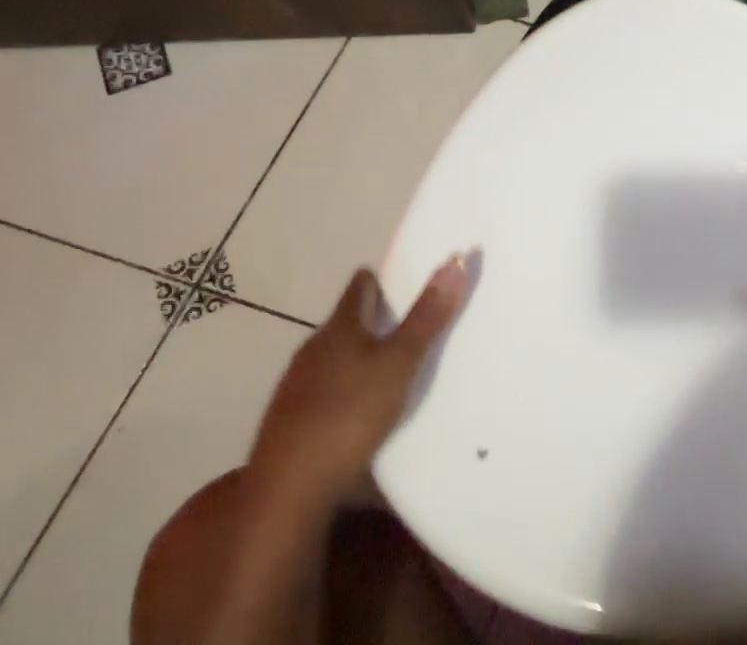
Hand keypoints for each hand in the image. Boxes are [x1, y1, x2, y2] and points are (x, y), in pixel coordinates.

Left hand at [247, 255, 472, 509]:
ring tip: (400, 368)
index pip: (361, 286)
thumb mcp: (400, 363)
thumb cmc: (349, 414)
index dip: (384, 280)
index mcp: (339, 327)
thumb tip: (456, 259)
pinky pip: (330, 389)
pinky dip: (352, 388)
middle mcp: (314, 348)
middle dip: (379, 319)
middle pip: (349, 321)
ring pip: (338, 357)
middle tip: (418, 325)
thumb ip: (428, 316)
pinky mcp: (294, 419)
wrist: (290, 486)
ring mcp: (299, 385)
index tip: (410, 282)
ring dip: (365, 356)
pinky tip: (369, 410)